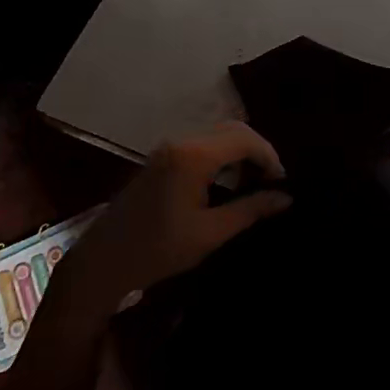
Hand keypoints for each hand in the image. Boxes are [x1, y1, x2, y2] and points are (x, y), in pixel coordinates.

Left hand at [74, 122, 292, 301]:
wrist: (104, 260)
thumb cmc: (158, 249)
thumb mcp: (210, 233)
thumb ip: (250, 210)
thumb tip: (286, 198)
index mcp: (193, 156)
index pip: (244, 139)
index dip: (269, 156)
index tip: (282, 182)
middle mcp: (181, 142)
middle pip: (232, 130)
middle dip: (257, 151)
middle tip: (273, 180)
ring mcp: (168, 148)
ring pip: (217, 135)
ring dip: (240, 152)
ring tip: (255, 182)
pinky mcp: (162, 157)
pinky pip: (201, 144)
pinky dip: (222, 156)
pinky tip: (229, 182)